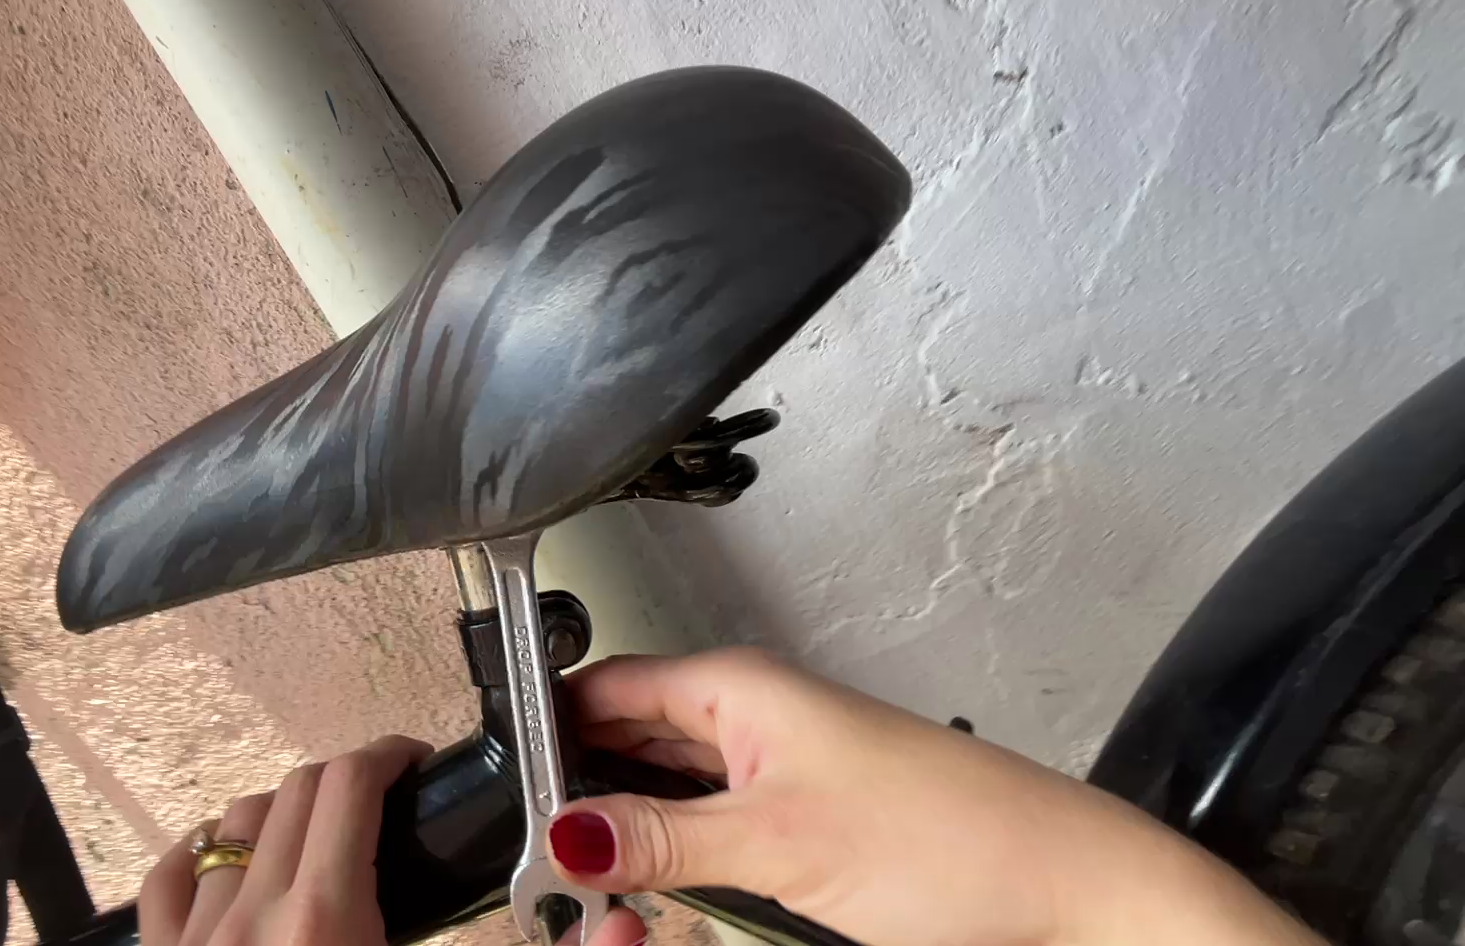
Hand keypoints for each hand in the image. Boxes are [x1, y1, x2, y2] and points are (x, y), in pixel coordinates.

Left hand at [138, 735, 649, 945]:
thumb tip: (627, 926)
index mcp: (324, 920)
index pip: (348, 780)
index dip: (389, 753)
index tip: (418, 767)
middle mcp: (249, 916)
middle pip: (298, 788)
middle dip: (350, 777)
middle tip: (388, 806)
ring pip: (235, 822)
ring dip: (286, 812)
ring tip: (326, 838)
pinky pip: (170, 879)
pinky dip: (208, 853)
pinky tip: (241, 870)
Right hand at [547, 648, 1324, 945]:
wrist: (1064, 890)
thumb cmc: (938, 835)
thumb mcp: (777, 843)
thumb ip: (662, 837)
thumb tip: (571, 833)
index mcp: (730, 689)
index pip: (608, 689)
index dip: (555, 727)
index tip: (518, 789)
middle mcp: (741, 718)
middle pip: (629, 739)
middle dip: (585, 793)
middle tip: (550, 858)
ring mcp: (766, 769)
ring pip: (663, 789)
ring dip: (627, 833)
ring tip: (599, 892)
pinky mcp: (791, 818)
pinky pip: (705, 826)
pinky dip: (673, 856)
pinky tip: (657, 894)